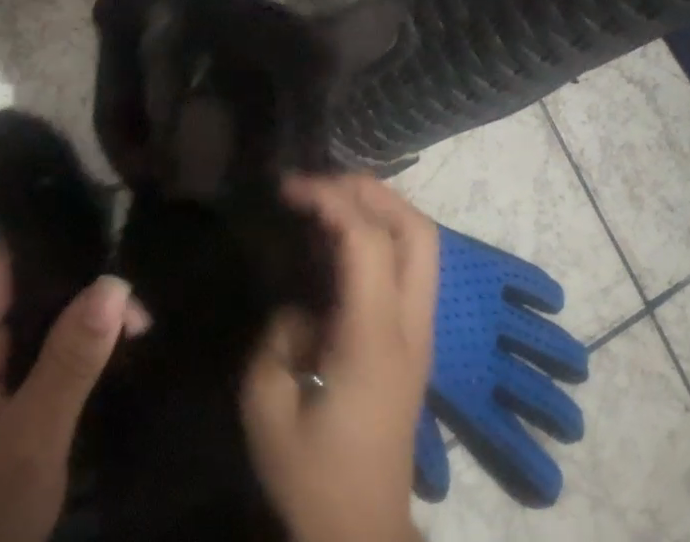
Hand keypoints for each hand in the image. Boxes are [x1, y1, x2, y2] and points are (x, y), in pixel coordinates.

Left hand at [0, 244, 131, 541]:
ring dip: (79, 315)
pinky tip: (109, 348)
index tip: (115, 252)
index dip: (56, 247)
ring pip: (28, 312)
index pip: (2, 259)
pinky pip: (30, 344)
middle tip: (141, 306)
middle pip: (18, 281)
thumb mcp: (32, 442)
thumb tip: (114, 283)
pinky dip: (68, 342)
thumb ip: (70, 361)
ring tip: (138, 322)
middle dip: (78, 284)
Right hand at [242, 175, 437, 541]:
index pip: (369, 243)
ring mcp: (419, 337)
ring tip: (325, 201)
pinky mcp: (412, 346)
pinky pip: (408, 271)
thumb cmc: (309, 471)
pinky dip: (378, 238)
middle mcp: (410, 329)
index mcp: (373, 340)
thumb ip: (280, 333)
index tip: (287, 188)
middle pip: (418, 232)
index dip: (332, 199)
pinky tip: (336, 242)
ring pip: (422, 247)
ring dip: (379, 211)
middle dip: (371, 191)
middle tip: (317, 182)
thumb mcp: (266, 400)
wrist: (359, 528)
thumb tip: (302, 305)